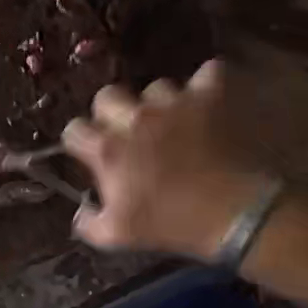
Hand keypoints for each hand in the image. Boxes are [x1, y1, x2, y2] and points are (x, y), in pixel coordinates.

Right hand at [61, 60, 274, 259]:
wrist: (232, 213)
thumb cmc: (169, 223)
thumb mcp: (116, 234)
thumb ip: (87, 222)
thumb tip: (80, 211)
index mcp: (107, 149)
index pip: (74, 130)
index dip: (79, 140)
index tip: (88, 152)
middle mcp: (134, 118)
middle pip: (107, 96)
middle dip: (110, 111)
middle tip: (124, 131)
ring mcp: (173, 104)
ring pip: (154, 88)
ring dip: (157, 103)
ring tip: (169, 120)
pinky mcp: (210, 98)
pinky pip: (208, 73)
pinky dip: (206, 83)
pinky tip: (205, 97)